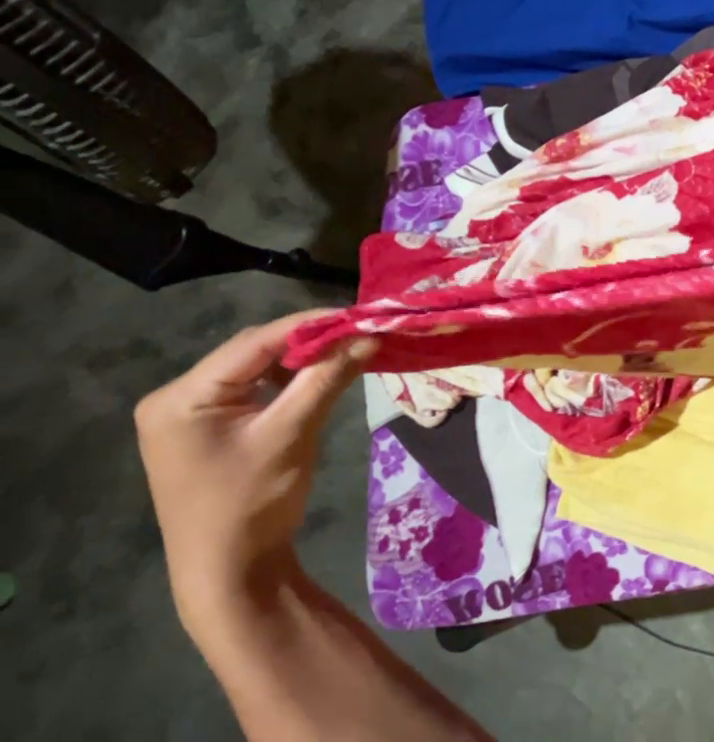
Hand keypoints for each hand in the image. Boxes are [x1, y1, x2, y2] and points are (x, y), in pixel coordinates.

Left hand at [135, 311, 375, 627]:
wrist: (228, 567)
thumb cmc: (253, 500)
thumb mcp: (293, 433)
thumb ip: (328, 378)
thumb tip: (370, 335)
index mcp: (181, 397)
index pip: (253, 342)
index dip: (310, 324)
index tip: (362, 314)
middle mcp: (175, 397)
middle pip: (252, 352)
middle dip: (308, 341)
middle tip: (361, 332)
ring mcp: (188, 414)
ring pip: (255, 369)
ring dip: (301, 360)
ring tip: (349, 351)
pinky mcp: (206, 428)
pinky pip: (252, 390)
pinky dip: (288, 381)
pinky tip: (319, 379)